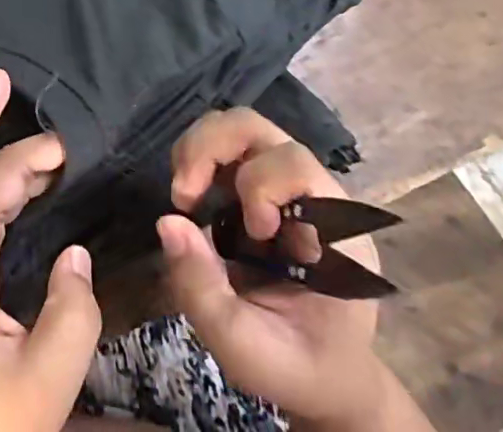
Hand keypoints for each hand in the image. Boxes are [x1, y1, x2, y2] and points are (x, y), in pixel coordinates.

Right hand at [159, 109, 430, 431]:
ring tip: (184, 194)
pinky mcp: (260, 183)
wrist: (321, 375)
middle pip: (258, 128)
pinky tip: (190, 196)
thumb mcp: (245, 347)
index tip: (250, 234)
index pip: (296, 164)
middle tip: (184, 194)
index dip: (260, 185)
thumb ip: (203, 290)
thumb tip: (167, 221)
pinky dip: (198, 158)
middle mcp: (314, 192)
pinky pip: (226, 144)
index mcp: (335, 231)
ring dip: (200, 149)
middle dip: (210, 148)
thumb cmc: (294, 365)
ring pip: (238, 126)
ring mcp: (286, 183)